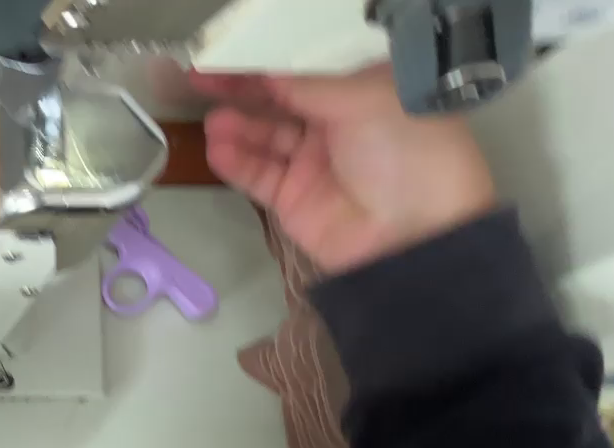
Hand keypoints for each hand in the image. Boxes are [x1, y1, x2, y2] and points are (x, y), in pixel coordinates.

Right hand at [192, 66, 496, 273]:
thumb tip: (270, 72)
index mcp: (366, 90)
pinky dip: (235, 162)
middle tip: (205, 77)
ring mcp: (311, 161)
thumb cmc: (409, 153)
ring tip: (213, 121)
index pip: (310, 68)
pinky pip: (256, 174)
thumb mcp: (366, 101)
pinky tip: (218, 149)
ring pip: (264, 138)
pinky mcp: (289, 196)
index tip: (236, 50)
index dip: (273, 59)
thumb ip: (311, 86)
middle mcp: (336, 122)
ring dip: (237, 128)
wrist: (408, 231)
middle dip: (242, 89)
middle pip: (280, 101)